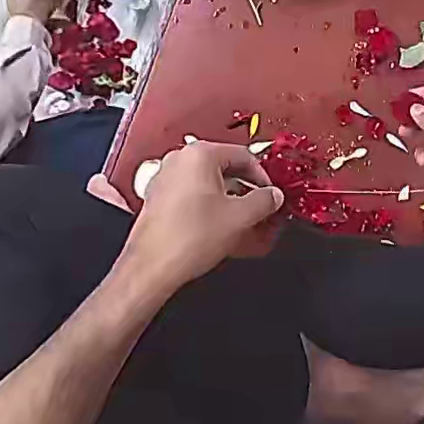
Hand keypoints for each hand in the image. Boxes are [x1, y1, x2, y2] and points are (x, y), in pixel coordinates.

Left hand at [117, 142, 283, 294]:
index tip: (270, 193)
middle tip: (259, 207)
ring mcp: (166, 177)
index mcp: (200, 155)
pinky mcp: (158, 197)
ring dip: (228, 198)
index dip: (262, 177)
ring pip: (208, 181)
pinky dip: (209, 205)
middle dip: (245, 188)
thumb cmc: (188, 239)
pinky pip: (192, 193)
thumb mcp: (240, 217)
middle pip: (225, 167)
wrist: (151, 268)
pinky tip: (218, 226)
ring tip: (241, 220)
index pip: (244, 156)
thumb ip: (264, 201)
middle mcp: (180, 160)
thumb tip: (273, 196)